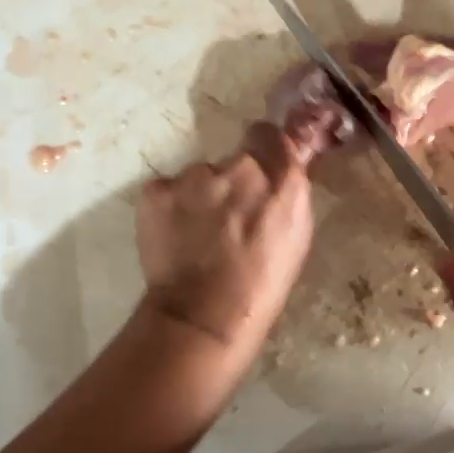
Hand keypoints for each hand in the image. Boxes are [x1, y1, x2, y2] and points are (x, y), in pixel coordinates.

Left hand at [137, 122, 313, 350]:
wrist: (205, 316)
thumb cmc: (262, 287)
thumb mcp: (295, 238)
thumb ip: (287, 198)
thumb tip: (278, 179)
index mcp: (283, 182)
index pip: (271, 136)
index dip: (264, 149)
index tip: (261, 166)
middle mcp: (242, 169)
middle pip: (236, 159)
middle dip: (233, 181)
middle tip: (227, 217)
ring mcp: (195, 176)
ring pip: (199, 177)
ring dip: (200, 197)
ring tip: (197, 237)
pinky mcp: (157, 190)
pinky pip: (166, 191)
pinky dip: (170, 210)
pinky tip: (175, 239)